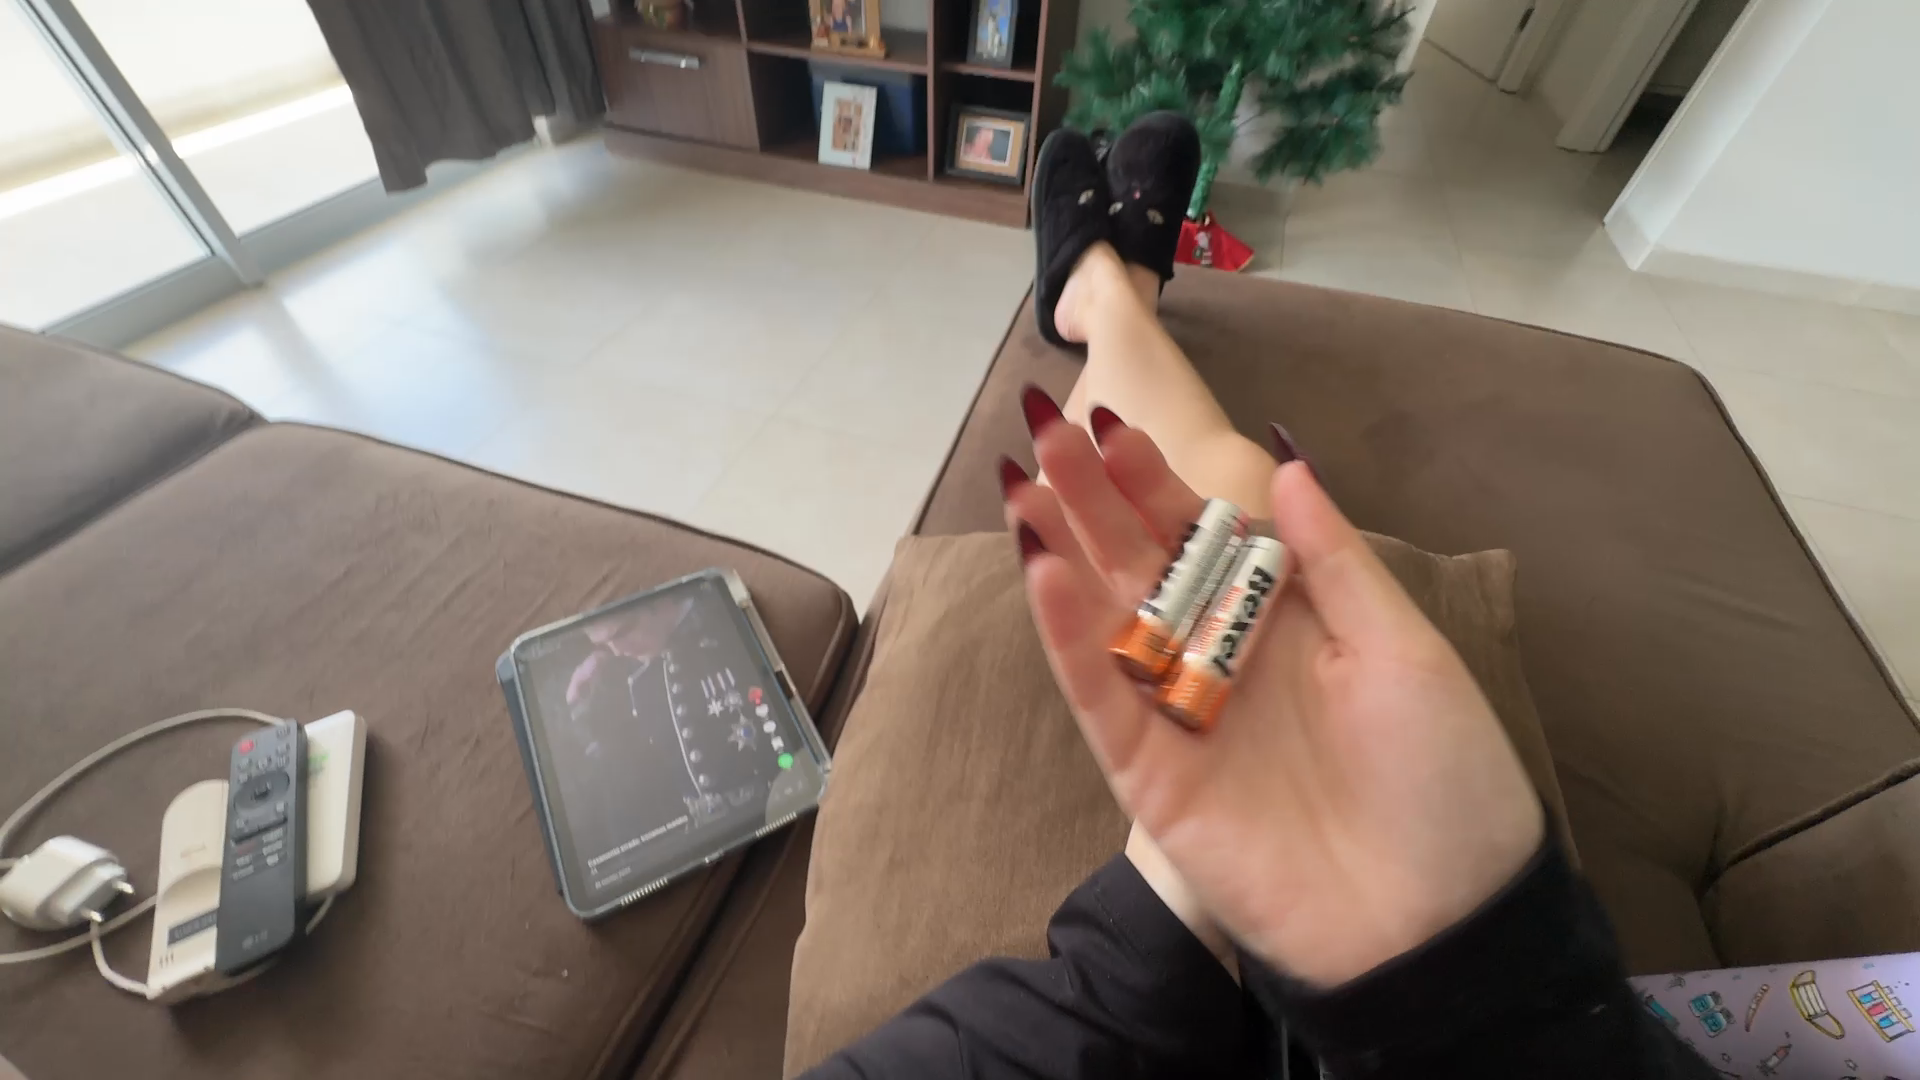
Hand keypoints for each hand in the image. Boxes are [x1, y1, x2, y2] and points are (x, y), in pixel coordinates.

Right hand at [1004, 417, 1543, 986]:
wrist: (1435, 920)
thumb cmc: (1439, 775)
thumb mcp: (1401, 649)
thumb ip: (1331, 560)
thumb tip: (1286, 463)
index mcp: (1270, 617)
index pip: (1196, 532)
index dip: (1152, 479)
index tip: (1113, 425)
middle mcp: (1210, 653)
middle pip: (1136, 562)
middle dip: (1090, 497)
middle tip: (1046, 433)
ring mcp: (1169, 708)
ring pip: (1100, 617)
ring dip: (1059, 551)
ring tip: (1020, 489)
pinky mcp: (1142, 768)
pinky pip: (1095, 692)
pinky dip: (1065, 635)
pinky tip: (1040, 573)